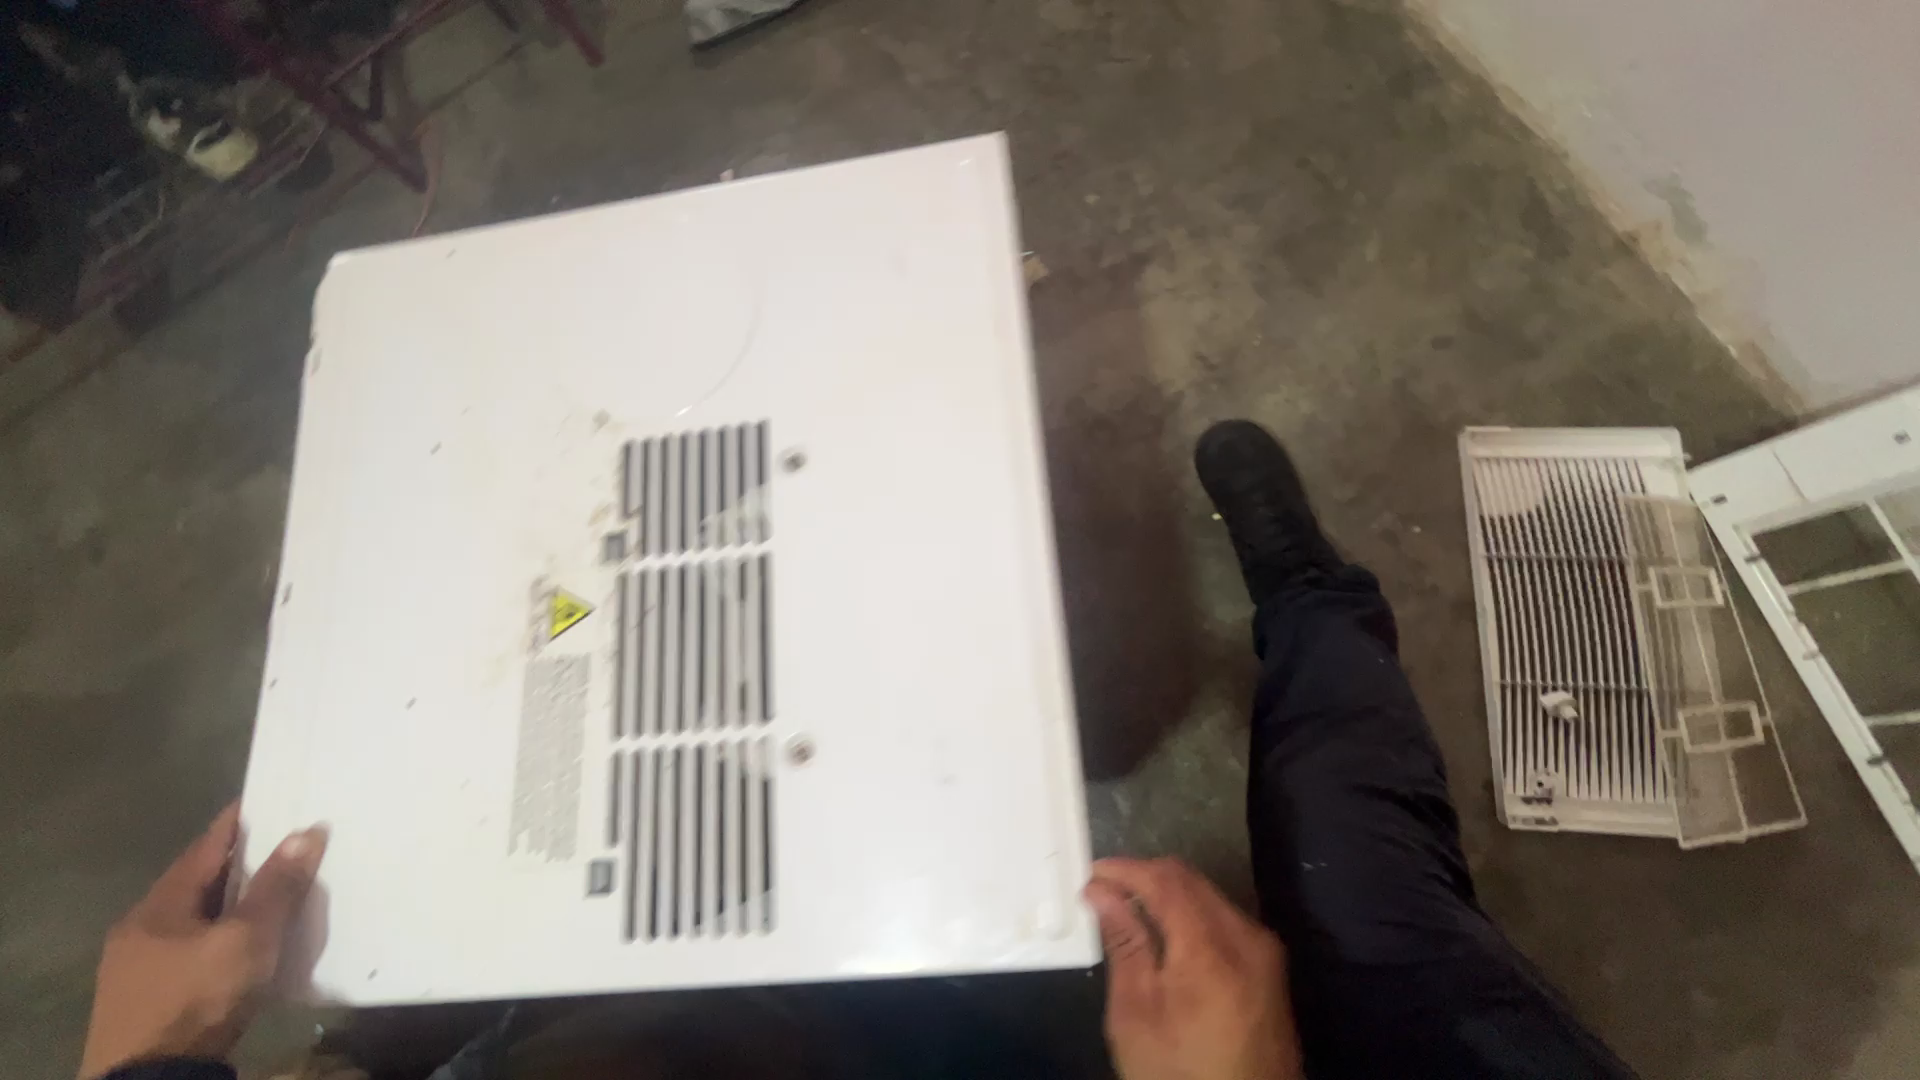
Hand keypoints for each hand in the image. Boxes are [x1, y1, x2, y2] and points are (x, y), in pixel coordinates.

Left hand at [78, 804, 327, 1079]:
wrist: (156, 1078)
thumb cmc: (199, 994)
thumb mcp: (248, 935)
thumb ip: (278, 885)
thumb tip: (307, 830)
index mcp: (158, 908)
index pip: (206, 847)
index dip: (239, 820)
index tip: (272, 794)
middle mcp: (143, 928)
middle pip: (202, 879)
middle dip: (245, 858)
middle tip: (289, 835)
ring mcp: (144, 962)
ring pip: (202, 911)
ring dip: (239, 893)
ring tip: (283, 879)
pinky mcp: (157, 989)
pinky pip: (201, 938)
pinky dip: (231, 923)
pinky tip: (257, 927)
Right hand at [1085, 857, 1302, 1079]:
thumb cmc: (1179, 1078)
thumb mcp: (1136, 1018)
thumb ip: (1124, 945)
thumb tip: (1101, 892)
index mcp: (1213, 952)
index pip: (1165, 881)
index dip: (1125, 869)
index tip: (1091, 875)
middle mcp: (1247, 940)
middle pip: (1189, 880)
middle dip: (1143, 877)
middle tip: (1104, 893)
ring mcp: (1265, 954)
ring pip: (1207, 895)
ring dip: (1166, 893)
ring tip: (1127, 912)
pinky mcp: (1270, 970)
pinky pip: (1223, 918)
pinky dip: (1188, 914)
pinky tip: (1163, 935)